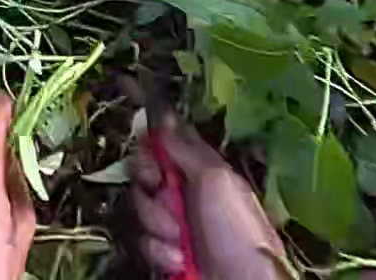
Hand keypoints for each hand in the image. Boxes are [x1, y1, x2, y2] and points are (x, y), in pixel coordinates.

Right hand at [131, 114, 285, 278]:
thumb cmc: (234, 227)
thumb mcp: (216, 178)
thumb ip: (186, 148)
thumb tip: (164, 116)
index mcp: (199, 166)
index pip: (167, 139)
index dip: (151, 136)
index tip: (146, 142)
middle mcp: (183, 189)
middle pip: (145, 167)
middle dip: (146, 178)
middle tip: (156, 185)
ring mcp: (173, 220)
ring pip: (141, 204)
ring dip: (157, 221)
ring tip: (179, 239)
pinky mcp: (165, 251)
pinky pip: (144, 240)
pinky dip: (160, 251)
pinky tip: (179, 259)